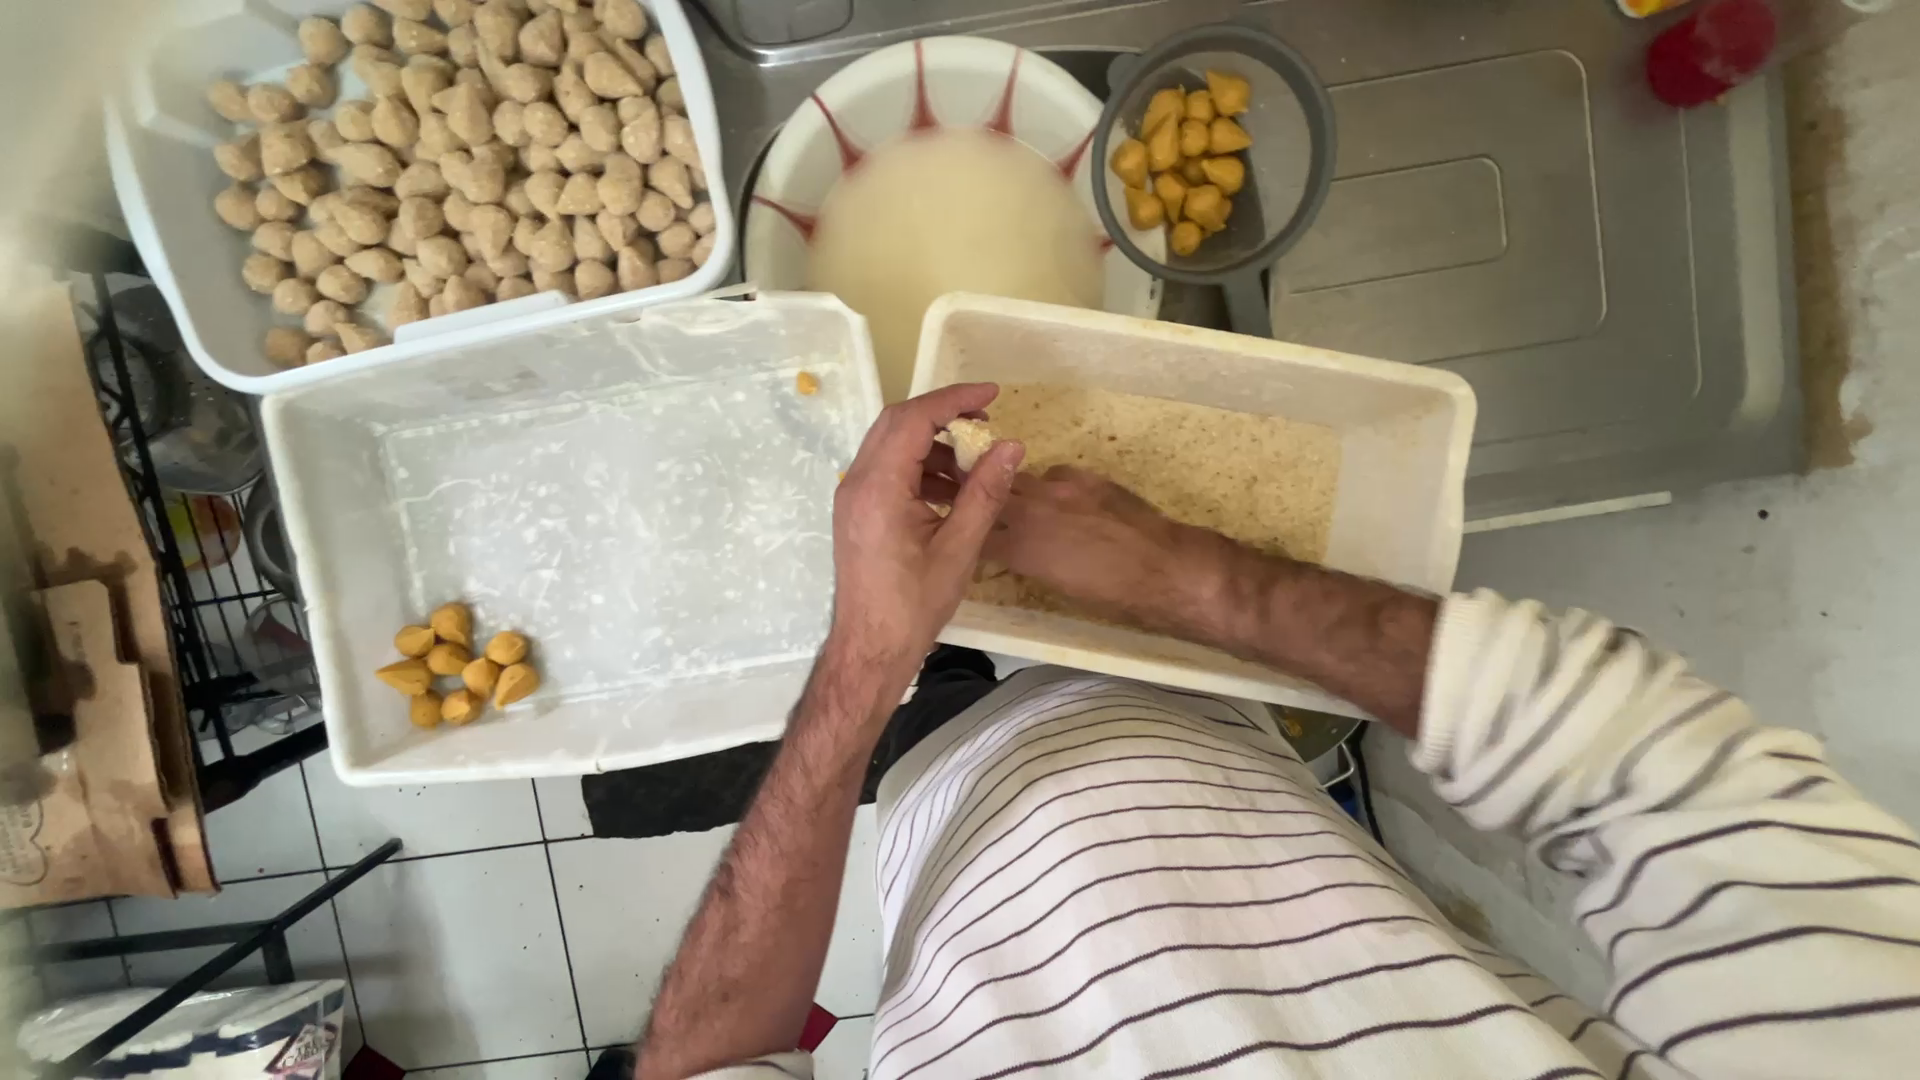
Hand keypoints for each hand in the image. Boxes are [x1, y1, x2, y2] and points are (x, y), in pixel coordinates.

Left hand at [827, 383, 1023, 701]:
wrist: (870, 648)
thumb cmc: (914, 605)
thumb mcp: (959, 549)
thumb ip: (985, 492)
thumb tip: (1011, 447)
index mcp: (878, 487)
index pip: (914, 419)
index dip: (954, 399)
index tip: (992, 396)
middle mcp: (856, 482)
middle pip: (897, 423)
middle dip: (943, 414)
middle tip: (985, 421)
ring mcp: (851, 497)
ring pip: (891, 445)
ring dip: (933, 445)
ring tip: (975, 465)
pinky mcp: (856, 512)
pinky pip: (887, 471)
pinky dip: (920, 468)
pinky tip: (952, 491)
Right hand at [984, 466, 1241, 642]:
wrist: (1163, 566)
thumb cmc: (1112, 595)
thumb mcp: (1058, 587)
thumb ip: (1030, 564)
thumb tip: (1020, 554)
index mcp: (1021, 550)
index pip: (977, 536)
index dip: (970, 537)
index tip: (969, 540)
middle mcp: (1031, 513)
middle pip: (989, 497)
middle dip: (983, 504)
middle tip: (982, 512)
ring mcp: (1058, 489)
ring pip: (1018, 480)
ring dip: (1014, 491)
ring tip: (1021, 503)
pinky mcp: (1084, 476)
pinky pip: (1055, 473)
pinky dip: (1051, 485)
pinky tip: (1063, 498)